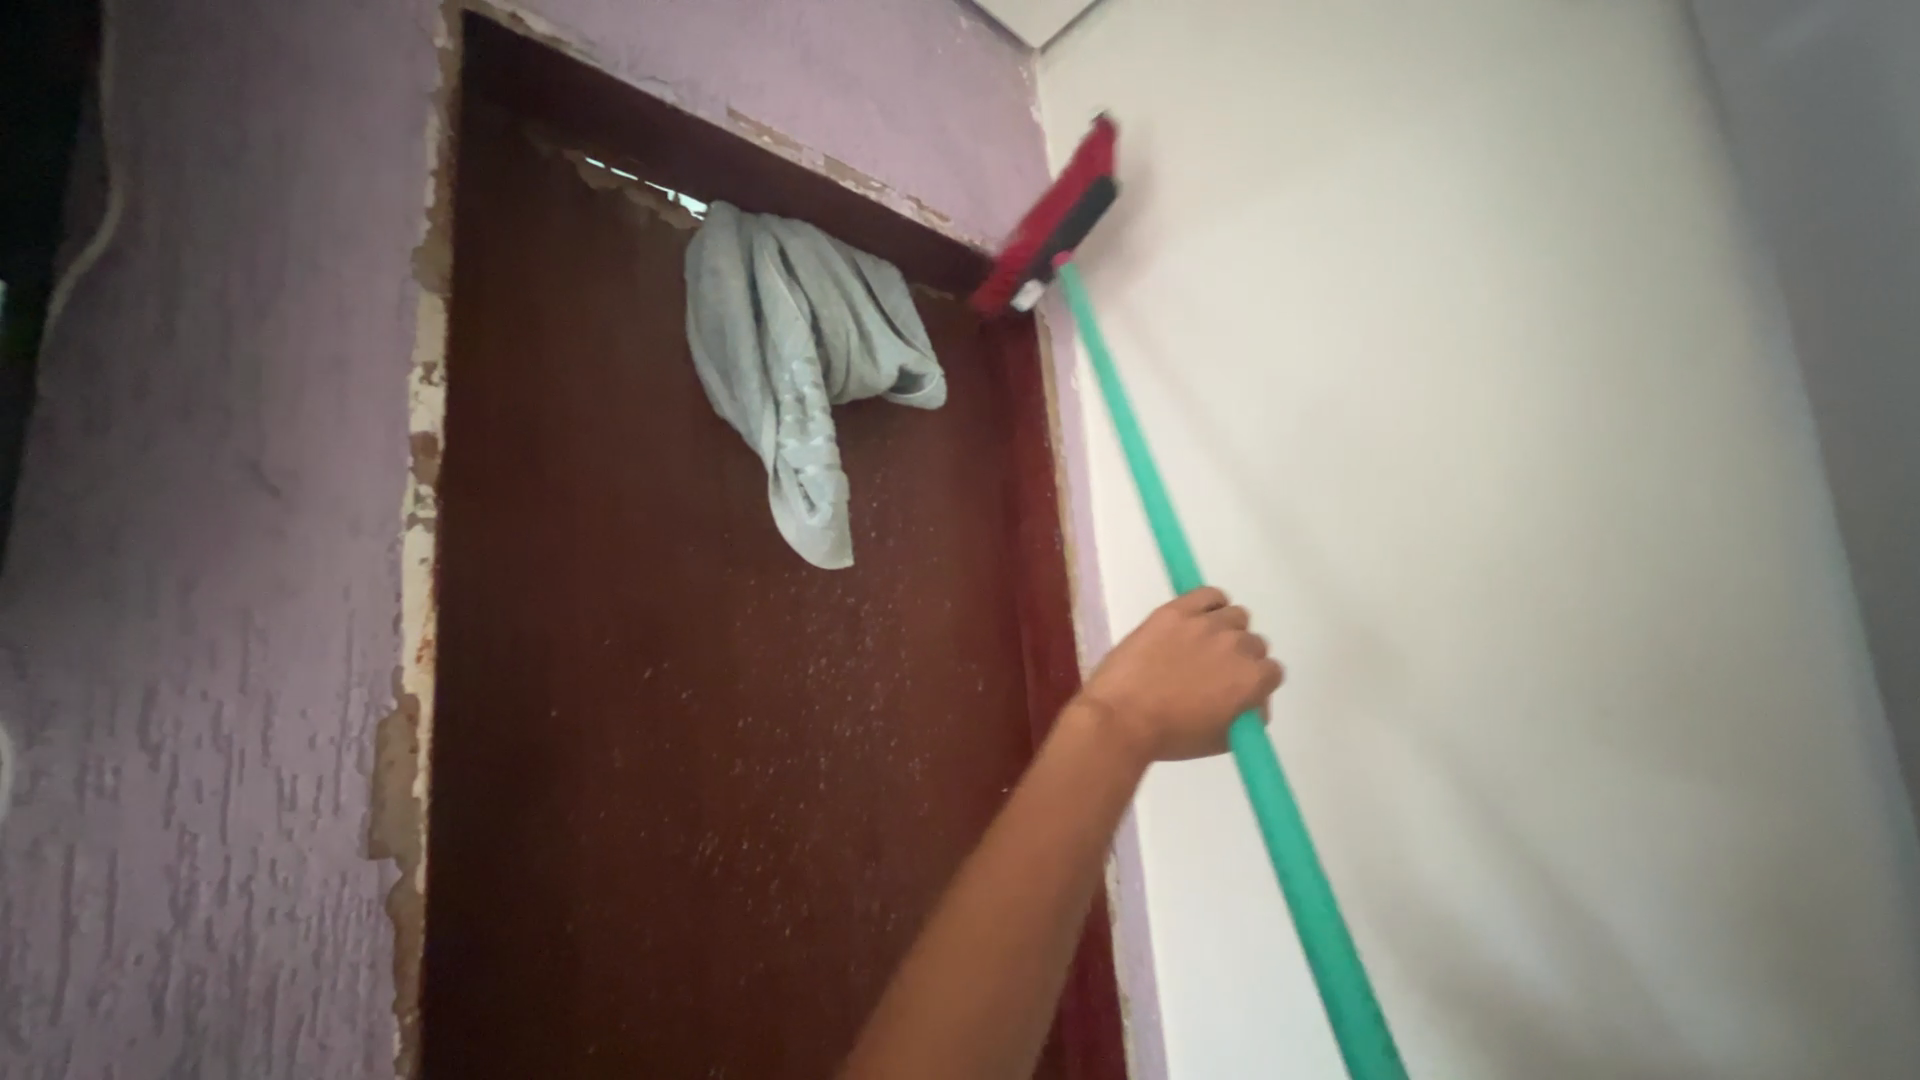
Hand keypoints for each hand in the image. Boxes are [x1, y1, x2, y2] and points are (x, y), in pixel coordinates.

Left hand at [1075, 587, 1283, 762]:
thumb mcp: (1224, 740)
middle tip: (1210, 671)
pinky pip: (1209, 594)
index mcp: (1253, 679)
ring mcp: (1206, 624)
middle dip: (1237, 658)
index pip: (1272, 671)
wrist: (1122, 717)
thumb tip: (1253, 700)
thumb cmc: (1172, 736)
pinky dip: (1209, 603)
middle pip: (1253, 642)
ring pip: (1235, 616)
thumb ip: (1249, 716)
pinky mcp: (1176, 611)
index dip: (1253, 681)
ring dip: (1224, 629)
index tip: (1234, 688)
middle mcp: (1237, 646)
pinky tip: (1196, 617)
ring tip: (1199, 645)